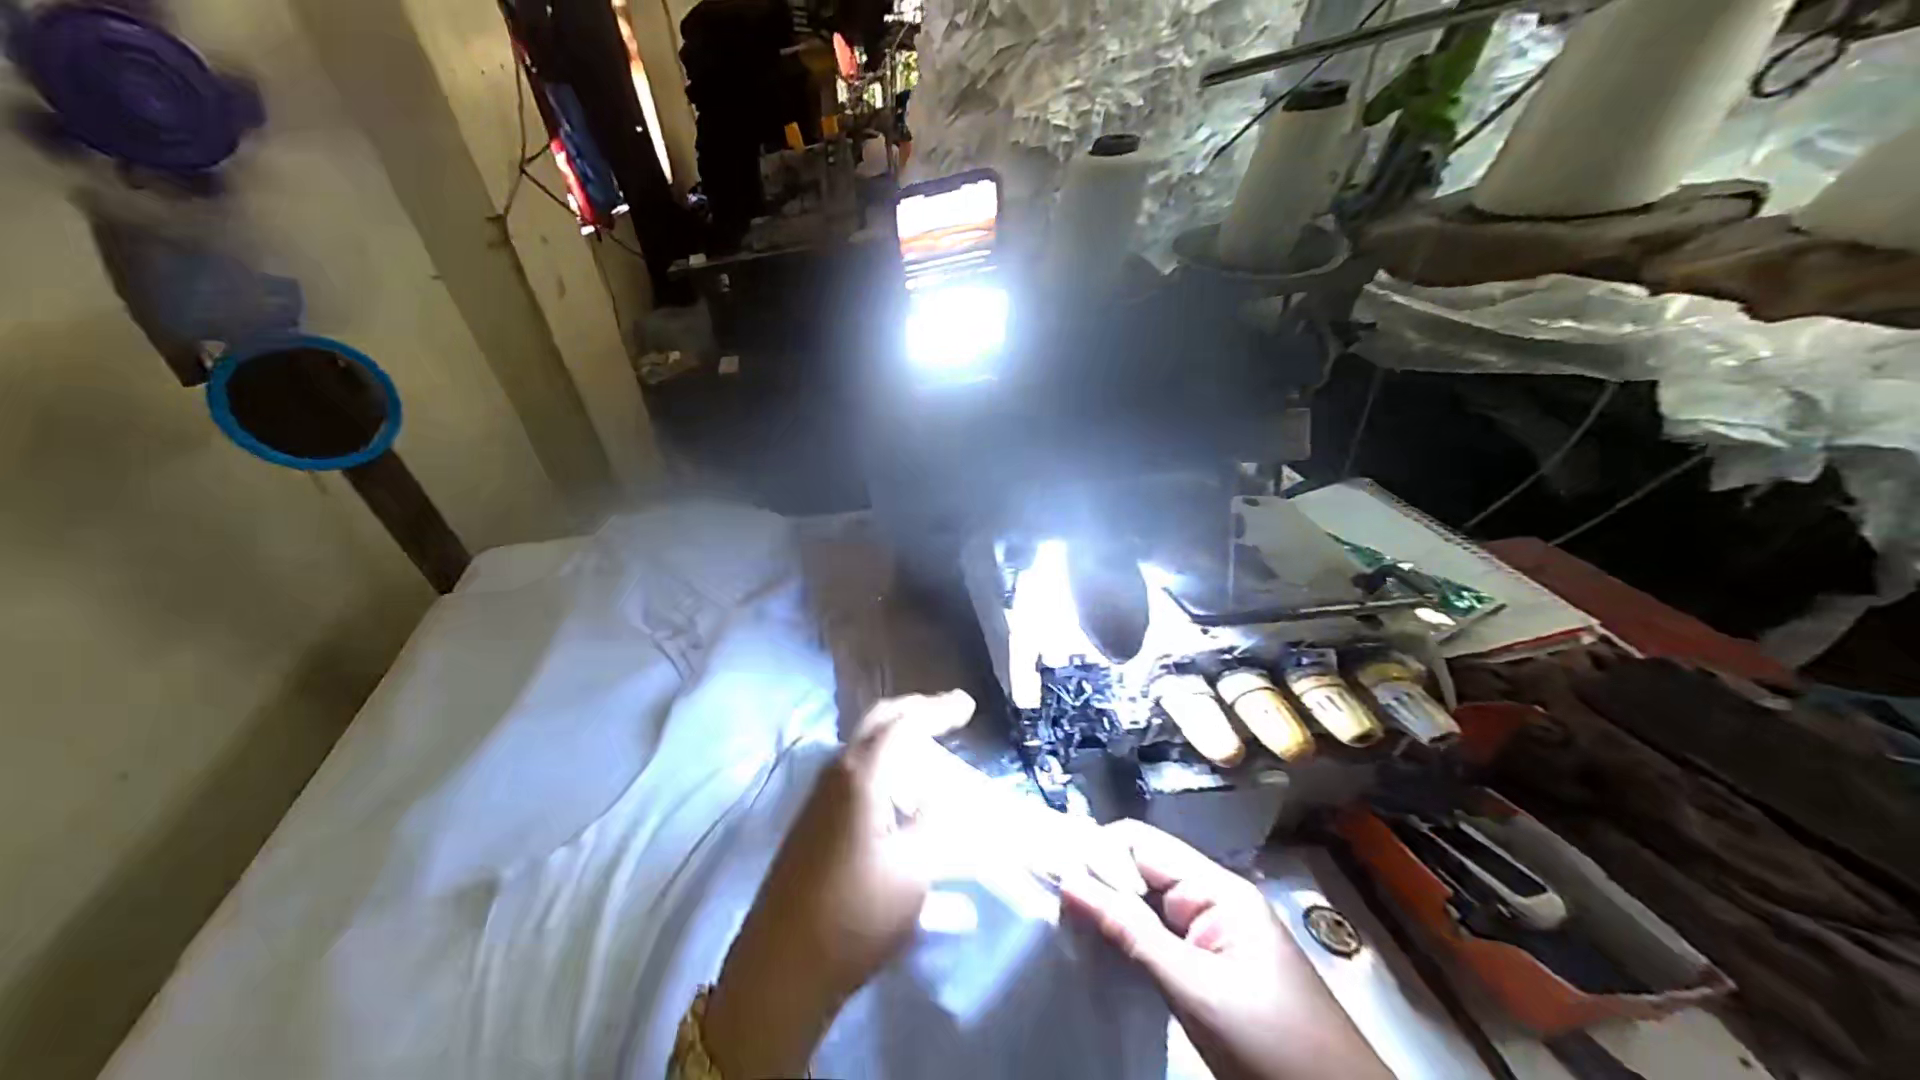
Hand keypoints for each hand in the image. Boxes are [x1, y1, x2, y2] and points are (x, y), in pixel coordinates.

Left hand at [705, 691, 975, 1078]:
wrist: (782, 969)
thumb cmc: (855, 913)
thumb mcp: (913, 869)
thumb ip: (934, 823)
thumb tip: (938, 796)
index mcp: (861, 777)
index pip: (904, 724)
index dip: (937, 710)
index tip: (967, 705)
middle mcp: (836, 777)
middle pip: (876, 726)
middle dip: (913, 714)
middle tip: (945, 713)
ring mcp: (819, 801)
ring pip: (864, 753)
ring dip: (897, 744)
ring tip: (931, 754)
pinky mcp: (814, 827)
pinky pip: (857, 780)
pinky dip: (885, 774)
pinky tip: (903, 803)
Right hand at [1060, 820, 1391, 1079]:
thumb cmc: (1273, 1049)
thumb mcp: (1193, 989)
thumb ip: (1129, 931)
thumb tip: (1069, 879)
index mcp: (1216, 889)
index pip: (1140, 844)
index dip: (1095, 854)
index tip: (1052, 878)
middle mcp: (1212, 899)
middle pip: (1141, 868)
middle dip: (1097, 879)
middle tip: (1049, 901)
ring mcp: (1213, 932)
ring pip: (1146, 902)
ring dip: (1109, 909)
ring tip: (1063, 923)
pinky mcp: (1211, 964)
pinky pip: (1158, 934)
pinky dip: (1128, 937)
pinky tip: (1099, 950)